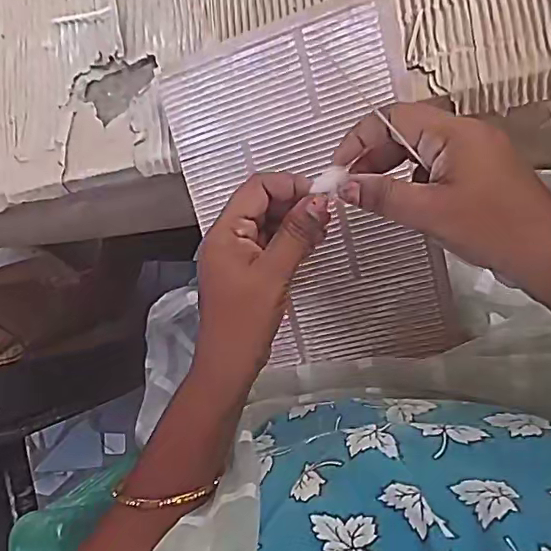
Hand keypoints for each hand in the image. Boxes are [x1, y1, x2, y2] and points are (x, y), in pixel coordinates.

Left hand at [194, 174, 330, 387]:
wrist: (229, 364)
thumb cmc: (241, 325)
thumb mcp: (274, 274)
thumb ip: (296, 234)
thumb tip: (317, 201)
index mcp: (224, 233)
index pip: (257, 188)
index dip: (289, 186)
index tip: (320, 196)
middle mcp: (227, 239)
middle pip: (262, 202)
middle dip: (294, 203)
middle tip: (325, 215)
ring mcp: (236, 256)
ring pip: (267, 223)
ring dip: (295, 222)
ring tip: (321, 231)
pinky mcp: (246, 271)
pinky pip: (269, 244)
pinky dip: (290, 241)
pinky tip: (309, 246)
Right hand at [330, 103, 550, 278]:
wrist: (547, 254)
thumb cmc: (495, 229)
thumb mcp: (429, 213)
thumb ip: (382, 196)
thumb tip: (345, 186)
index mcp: (454, 132)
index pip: (393, 117)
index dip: (358, 140)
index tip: (338, 170)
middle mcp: (466, 134)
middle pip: (405, 131)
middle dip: (372, 156)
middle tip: (350, 187)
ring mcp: (475, 153)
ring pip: (419, 150)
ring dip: (391, 170)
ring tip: (372, 198)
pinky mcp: (480, 173)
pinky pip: (436, 167)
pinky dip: (413, 182)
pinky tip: (405, 205)